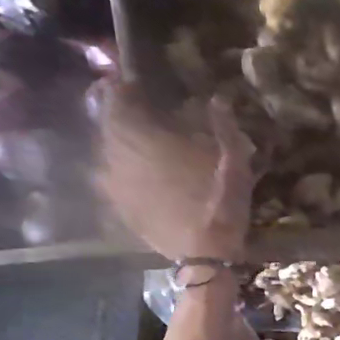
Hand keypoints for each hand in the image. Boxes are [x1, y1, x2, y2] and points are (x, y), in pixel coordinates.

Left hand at [93, 83, 254, 260]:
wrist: (203, 257)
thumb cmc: (220, 204)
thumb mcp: (235, 162)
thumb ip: (224, 126)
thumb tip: (219, 98)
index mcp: (148, 140)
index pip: (119, 101)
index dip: (123, 88)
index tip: (133, 82)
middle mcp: (122, 157)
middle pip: (107, 123)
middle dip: (117, 110)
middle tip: (133, 104)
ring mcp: (116, 184)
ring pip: (104, 148)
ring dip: (115, 136)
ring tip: (133, 134)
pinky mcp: (118, 205)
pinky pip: (107, 175)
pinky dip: (116, 164)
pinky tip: (131, 167)